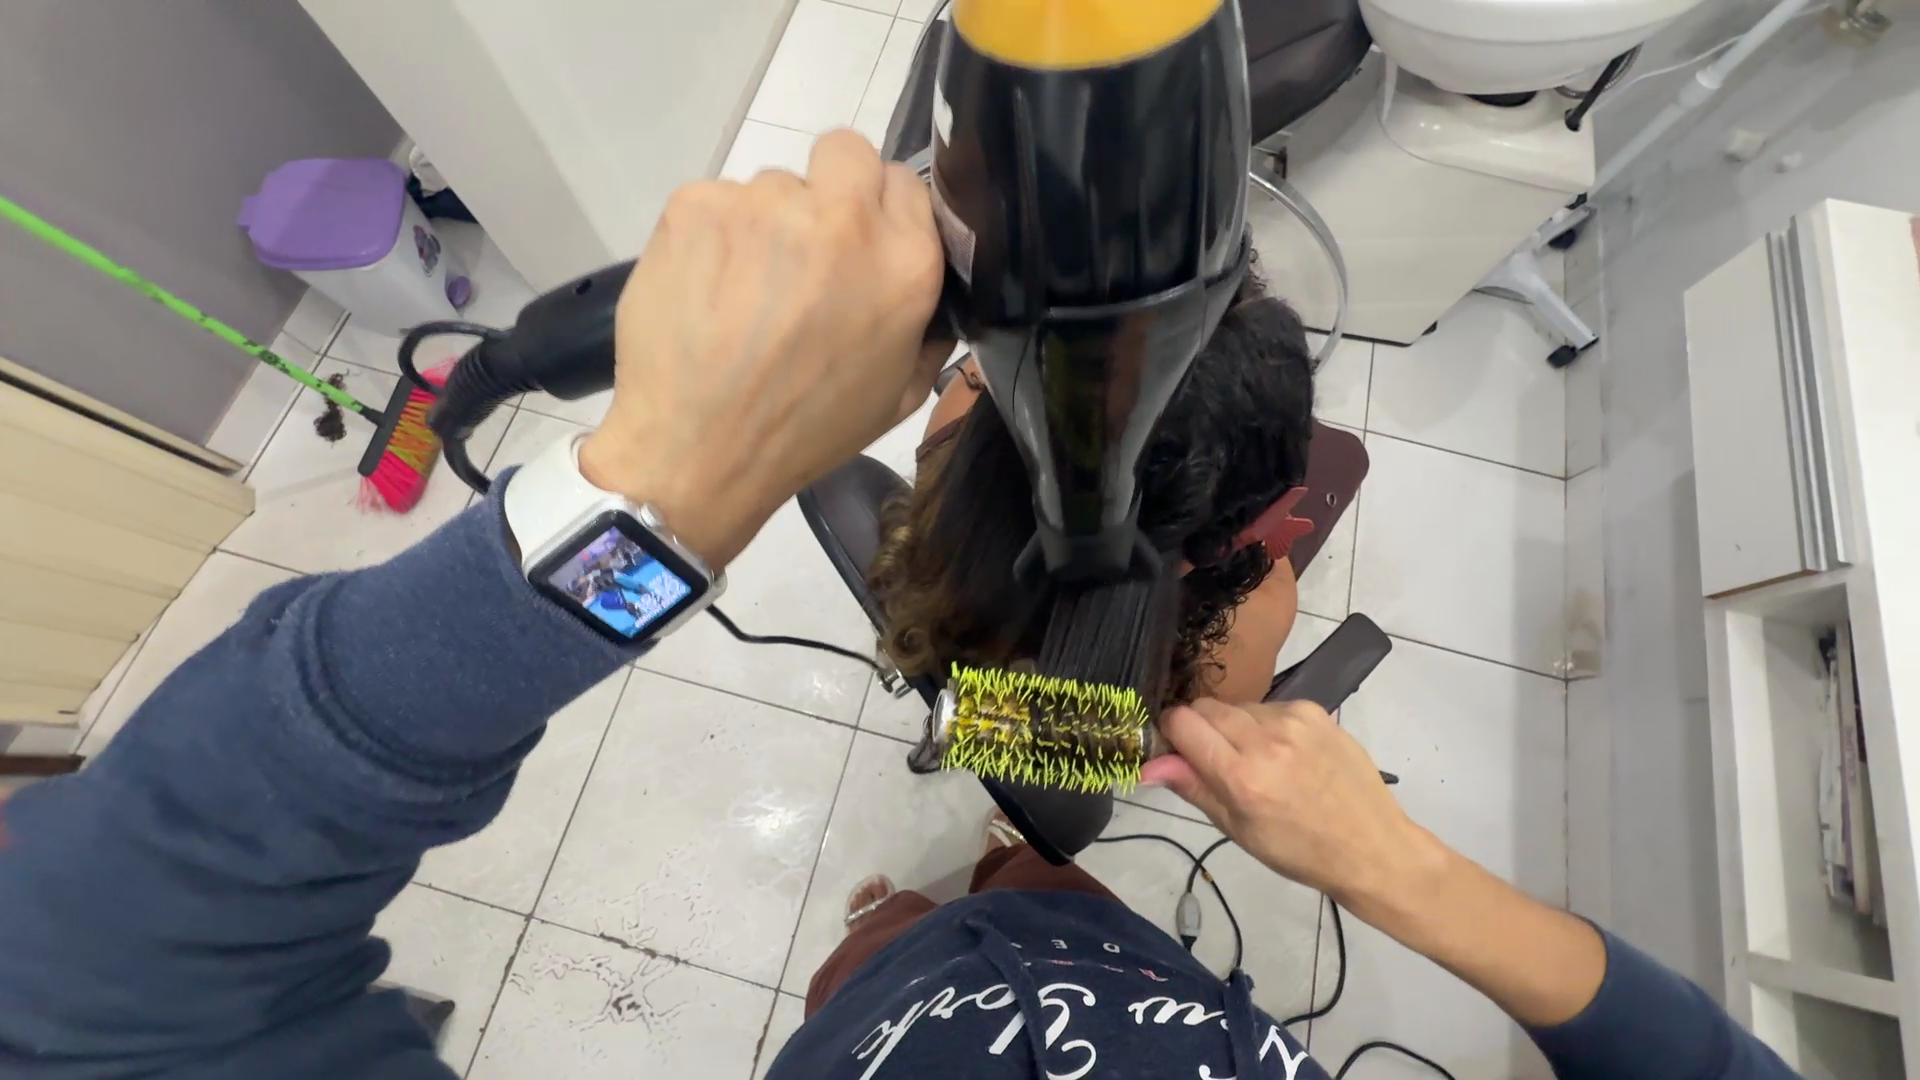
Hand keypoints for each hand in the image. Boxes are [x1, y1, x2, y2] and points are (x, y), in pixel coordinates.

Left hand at [579, 130, 950, 567]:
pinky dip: (715, 238)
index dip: (883, 213)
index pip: (906, 182)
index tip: (861, 247)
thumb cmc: (808, 434)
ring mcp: (764, 204)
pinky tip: (707, 290)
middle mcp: (844, 219)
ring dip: (769, 225)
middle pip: (846, 153)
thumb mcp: (900, 397)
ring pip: (774, 185)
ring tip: (747, 294)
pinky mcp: (697, 205)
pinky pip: (717, 201)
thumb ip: (930, 331)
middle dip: (833, 191)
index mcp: (906, 265)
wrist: (699, 453)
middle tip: (807, 253)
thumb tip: (932, 294)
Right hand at [1142, 699, 1441, 912]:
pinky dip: (1265, 724)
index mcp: (1242, 777)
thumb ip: (1191, 786)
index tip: (1178, 752)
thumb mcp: (1237, 829)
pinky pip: (1267, 705)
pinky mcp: (1313, 710)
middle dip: (1199, 728)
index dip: (1171, 733)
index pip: (1180, 722)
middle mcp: (1265, 740)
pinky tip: (1285, 752)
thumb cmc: (1298, 850)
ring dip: (1233, 726)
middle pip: (1203, 707)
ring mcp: (1293, 720)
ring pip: (1234, 706)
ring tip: (1259, 760)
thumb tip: (1146, 765)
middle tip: (1218, 760)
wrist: (1375, 849)